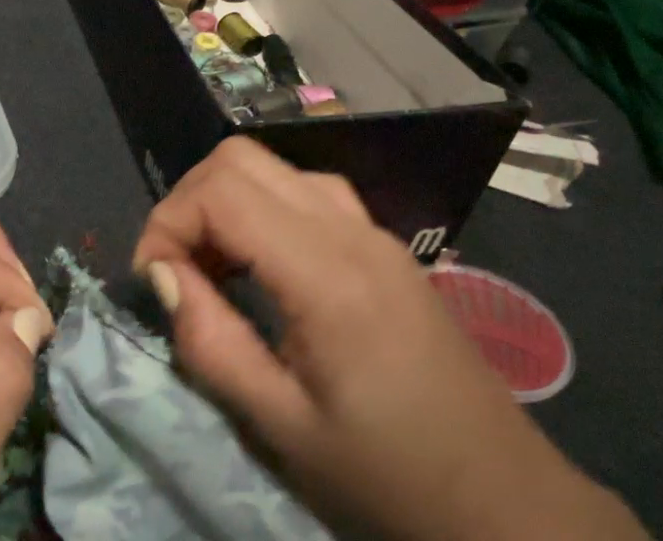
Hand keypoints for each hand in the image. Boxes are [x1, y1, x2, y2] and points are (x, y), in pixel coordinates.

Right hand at [133, 138, 647, 540]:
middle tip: (177, 270)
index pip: (221, 192)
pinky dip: (260, 210)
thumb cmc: (388, 474)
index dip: (167, 223)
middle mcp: (353, 233)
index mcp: (328, 274)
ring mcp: (375, 235)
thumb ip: (209, 341)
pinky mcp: (386, 250)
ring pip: (273, 168)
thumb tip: (162, 276)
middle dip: (188, 203)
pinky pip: (305, 194)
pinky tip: (260, 269)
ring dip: (225, 202)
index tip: (154, 281)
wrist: (507, 505)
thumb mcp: (281, 424)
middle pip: (241, 158)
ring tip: (214, 270)